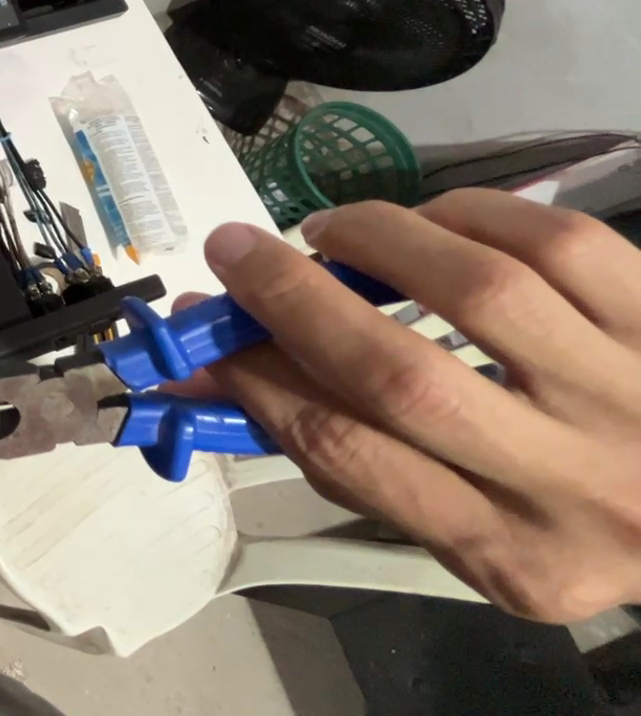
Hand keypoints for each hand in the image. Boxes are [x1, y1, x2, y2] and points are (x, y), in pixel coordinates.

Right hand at [198, 189, 640, 622]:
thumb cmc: (545, 506)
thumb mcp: (431, 504)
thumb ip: (305, 432)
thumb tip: (183, 365)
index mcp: (507, 554)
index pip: (339, 447)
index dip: (248, 372)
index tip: (203, 322)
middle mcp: (585, 492)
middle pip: (400, 375)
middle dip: (289, 296)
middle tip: (232, 248)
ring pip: (481, 289)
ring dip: (372, 239)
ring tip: (331, 231)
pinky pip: (560, 241)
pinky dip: (465, 214)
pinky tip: (432, 224)